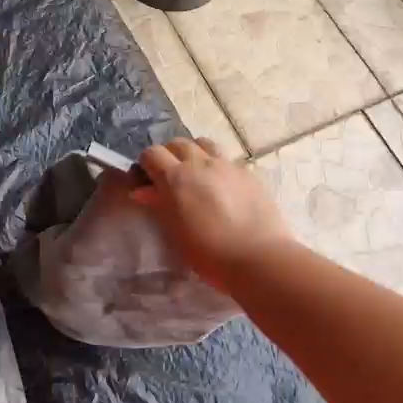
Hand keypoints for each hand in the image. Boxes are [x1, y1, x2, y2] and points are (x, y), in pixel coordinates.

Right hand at [132, 137, 294, 291]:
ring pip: (204, 144)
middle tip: (171, 179)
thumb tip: (144, 190)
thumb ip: (159, 204)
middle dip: (169, 156)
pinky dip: (218, 167)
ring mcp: (227, 165)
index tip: (148, 182)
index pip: (151, 154)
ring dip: (195, 154)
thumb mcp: (175, 231)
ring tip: (197, 175)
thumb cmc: (209, 253)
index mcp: (176, 177)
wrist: (258, 258)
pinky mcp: (248, 173)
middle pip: (178, 143)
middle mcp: (200, 163)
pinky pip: (227, 160)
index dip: (146, 165)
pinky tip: (223, 188)